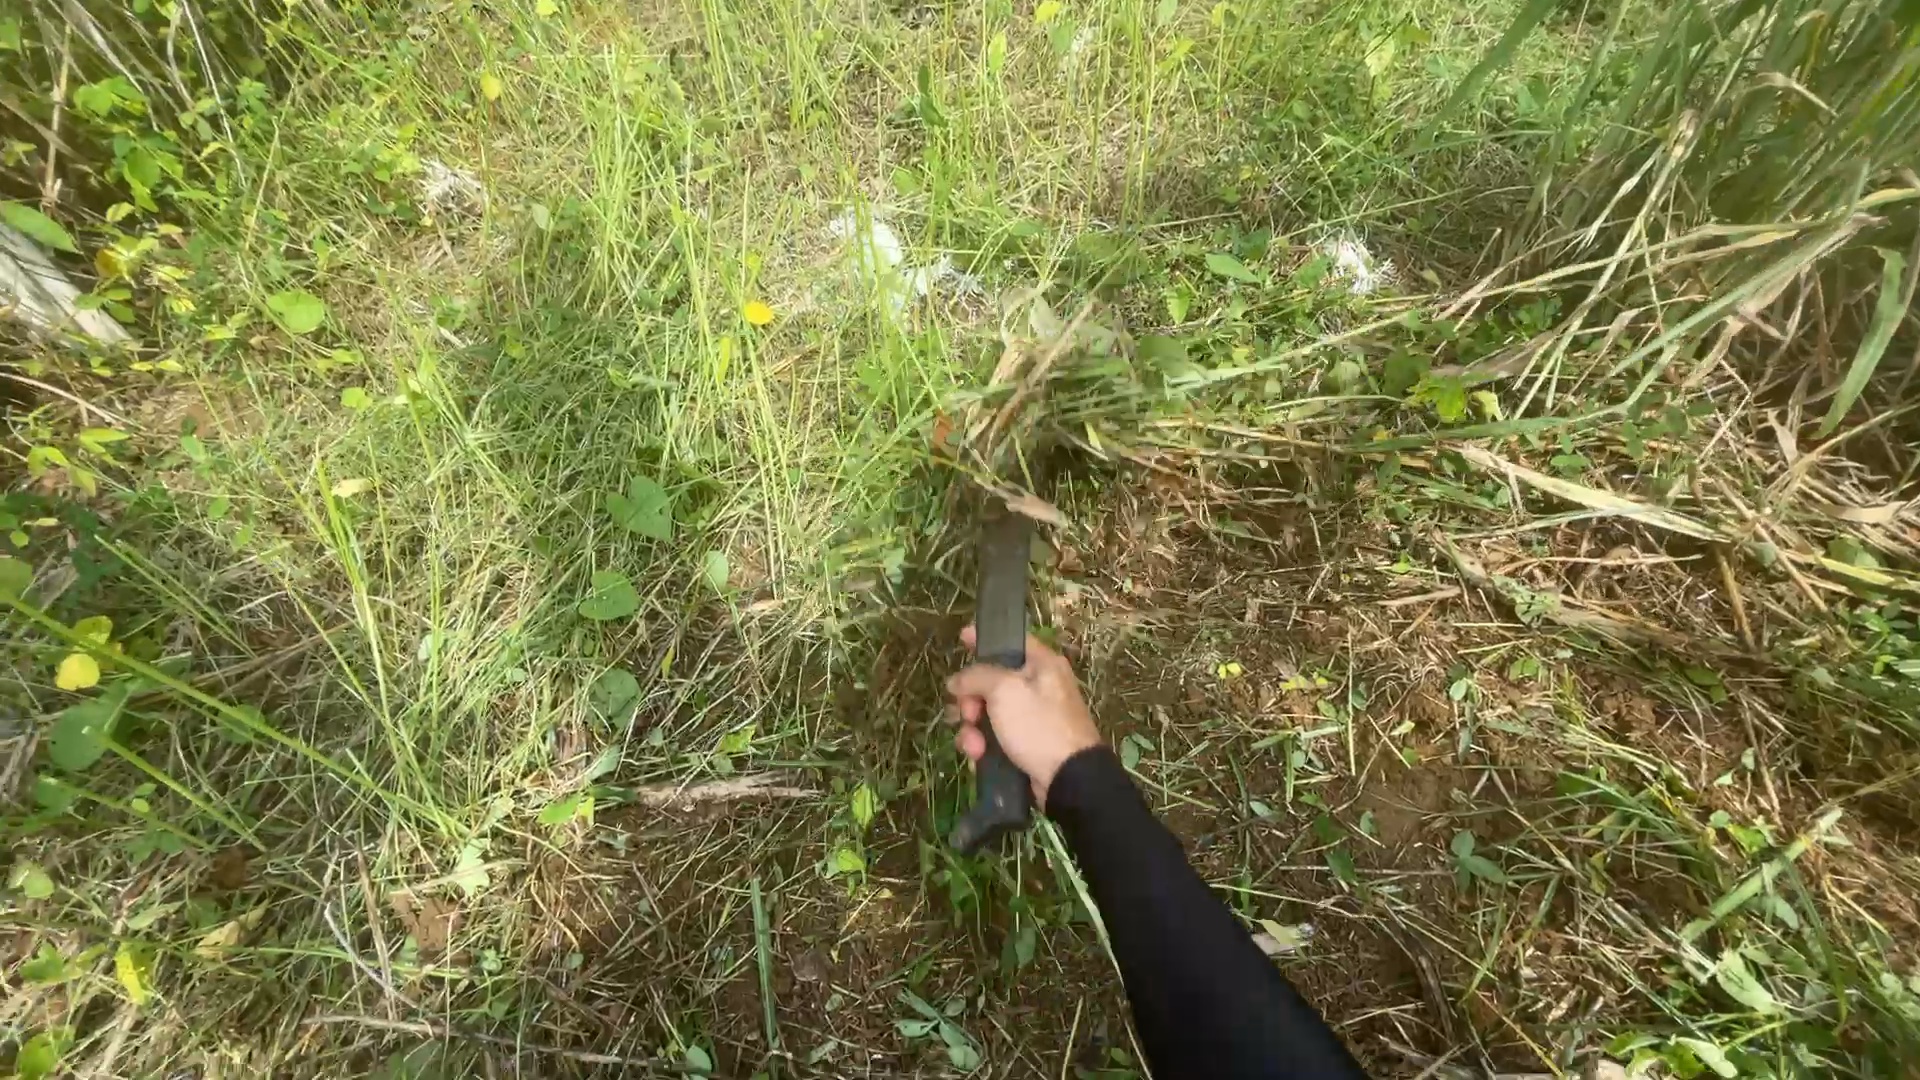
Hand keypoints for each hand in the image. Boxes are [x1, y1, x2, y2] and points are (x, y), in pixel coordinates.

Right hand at [946, 626, 1101, 809]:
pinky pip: (996, 735)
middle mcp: (1039, 686)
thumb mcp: (1005, 691)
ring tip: (973, 745)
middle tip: (966, 712)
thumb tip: (957, 681)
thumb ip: (977, 677)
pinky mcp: (1026, 743)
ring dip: (973, 727)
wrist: (1068, 779)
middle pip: (992, 680)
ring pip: (989, 711)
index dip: (984, 639)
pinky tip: (978, 756)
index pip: (1011, 640)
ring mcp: (1032, 716)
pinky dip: (983, 743)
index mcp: (1042, 664)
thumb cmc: (1039, 725)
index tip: (961, 638)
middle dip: (971, 698)